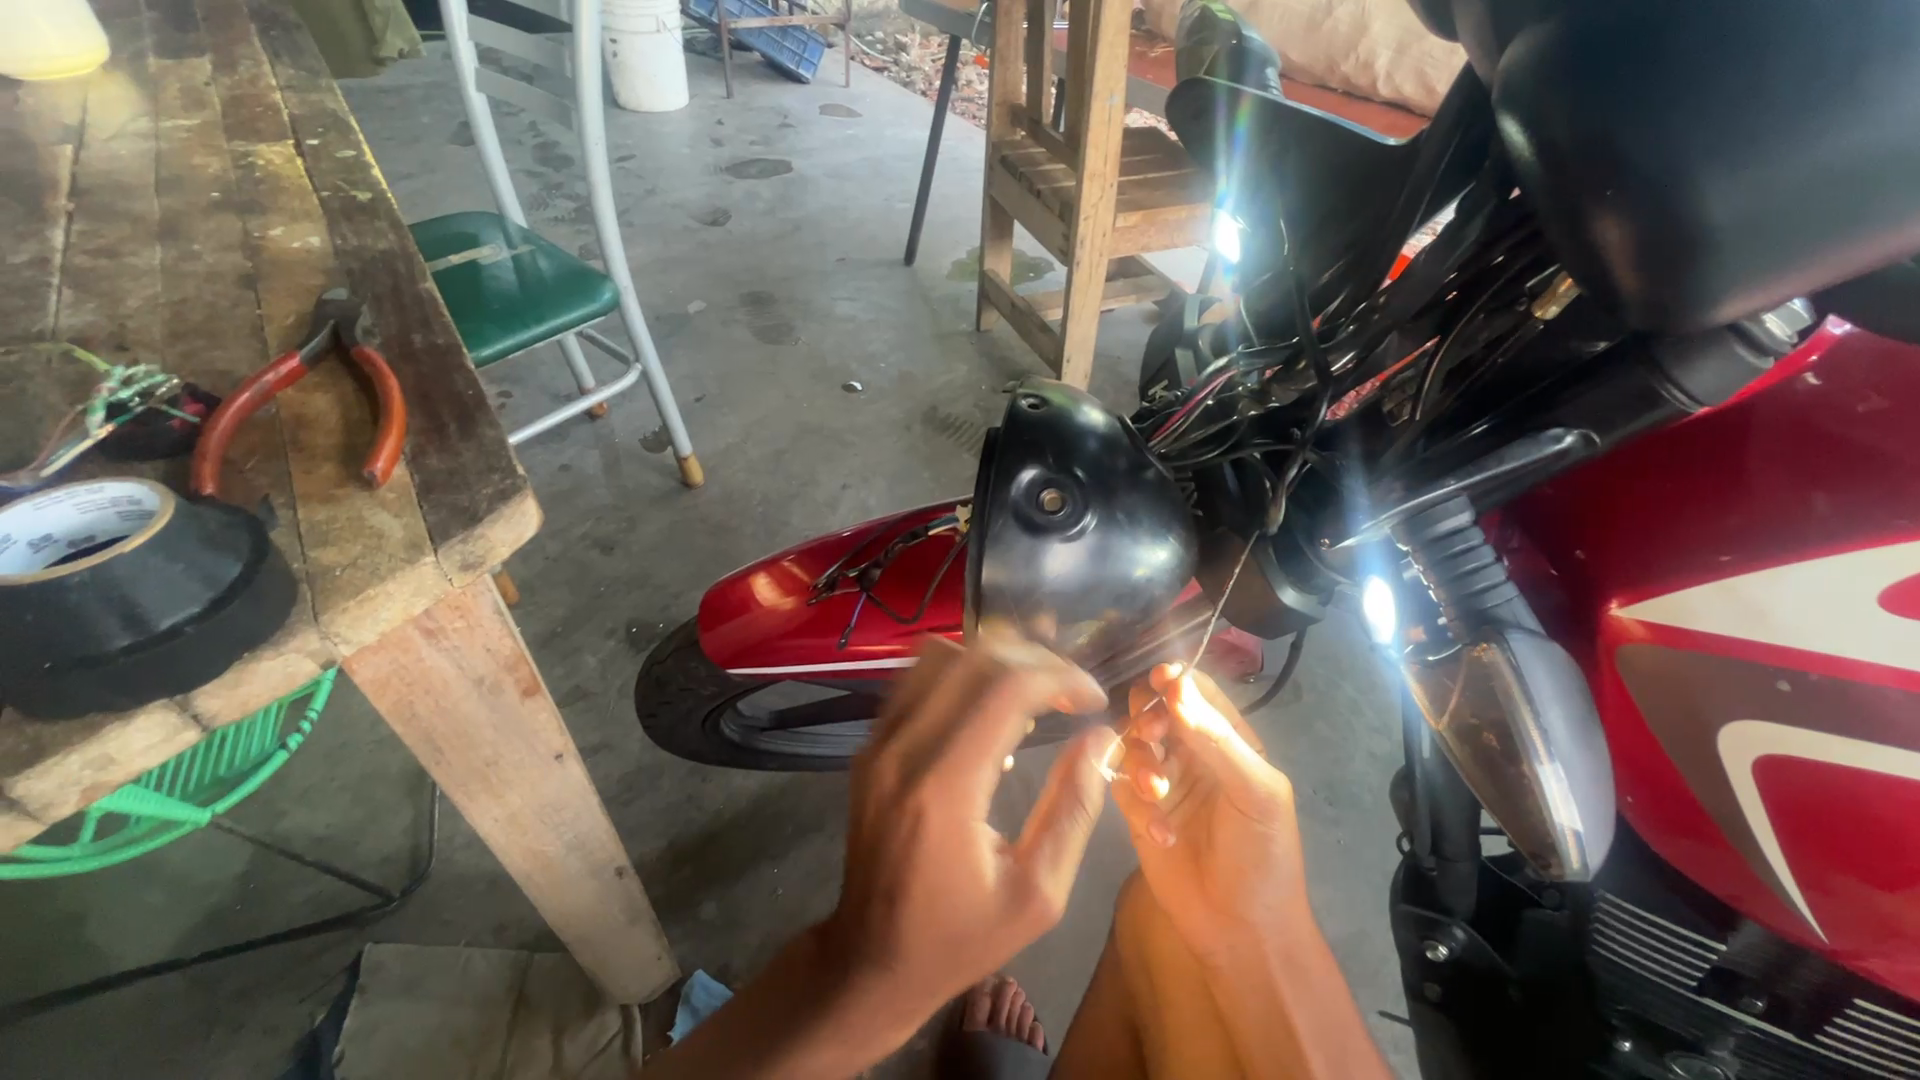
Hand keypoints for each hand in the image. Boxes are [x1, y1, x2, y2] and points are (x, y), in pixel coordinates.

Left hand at [813, 634, 1117, 1053]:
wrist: (871, 958)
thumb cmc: (960, 937)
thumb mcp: (1037, 893)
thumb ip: (1074, 809)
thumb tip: (1102, 737)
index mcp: (944, 789)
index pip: (1007, 688)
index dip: (1062, 678)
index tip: (1094, 700)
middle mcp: (903, 751)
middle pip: (976, 659)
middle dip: (1036, 661)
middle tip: (1072, 692)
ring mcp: (878, 744)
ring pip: (941, 657)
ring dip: (997, 660)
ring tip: (1037, 692)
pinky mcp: (870, 746)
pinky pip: (916, 680)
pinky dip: (962, 675)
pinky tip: (991, 710)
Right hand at [1111, 663, 1312, 966]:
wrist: (1241, 931)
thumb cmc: (1263, 857)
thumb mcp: (1255, 792)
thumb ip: (1216, 738)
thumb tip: (1176, 685)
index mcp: (1230, 741)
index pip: (1197, 691)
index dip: (1176, 680)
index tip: (1159, 681)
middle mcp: (1193, 753)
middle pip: (1155, 709)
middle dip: (1149, 717)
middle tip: (1153, 736)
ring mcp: (1163, 781)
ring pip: (1132, 744)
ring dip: (1141, 763)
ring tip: (1157, 794)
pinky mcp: (1137, 811)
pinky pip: (1119, 785)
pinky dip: (1135, 803)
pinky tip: (1160, 833)